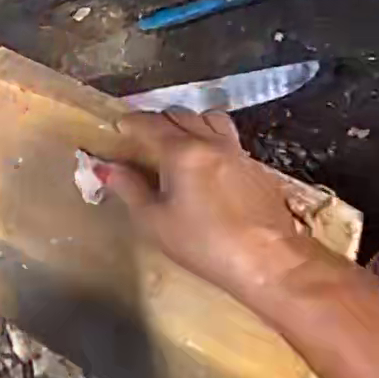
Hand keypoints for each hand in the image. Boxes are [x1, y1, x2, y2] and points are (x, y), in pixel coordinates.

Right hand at [103, 110, 314, 297]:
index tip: (118, 127)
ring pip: (207, 118)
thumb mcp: (155, 222)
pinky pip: (227, 136)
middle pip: (178, 114)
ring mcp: (235, 151)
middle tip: (143, 137)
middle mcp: (209, 141)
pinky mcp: (254, 165)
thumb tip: (107, 168)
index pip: (149, 123)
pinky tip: (207, 160)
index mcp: (181, 151)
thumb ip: (129, 189)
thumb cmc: (205, 245)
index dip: (131, 122)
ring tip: (178, 140)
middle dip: (157, 120)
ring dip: (188, 121)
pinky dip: (210, 136)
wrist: (271, 263)